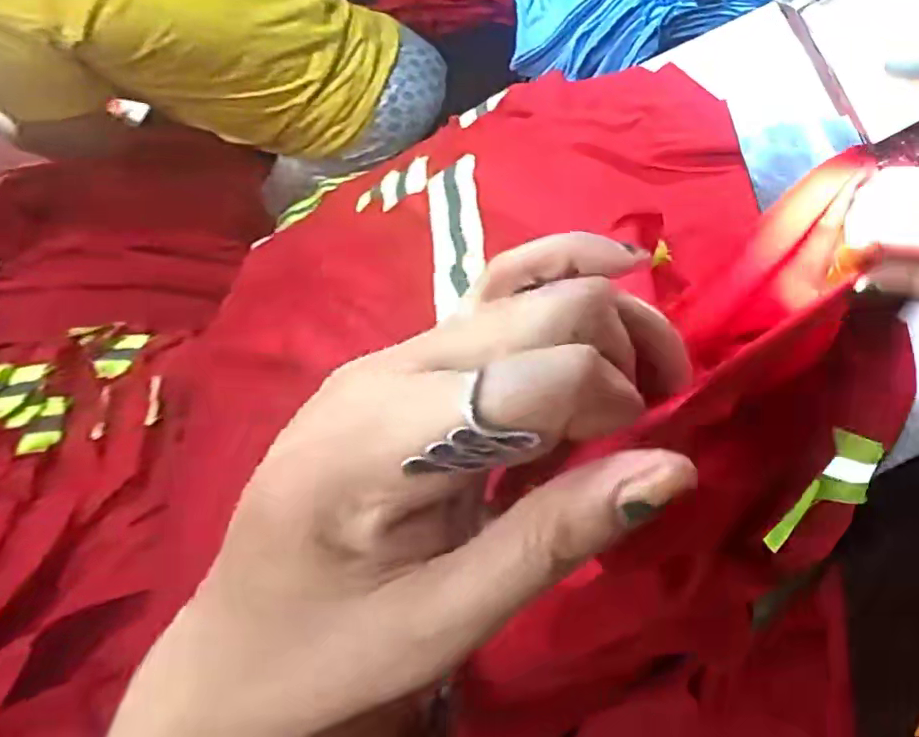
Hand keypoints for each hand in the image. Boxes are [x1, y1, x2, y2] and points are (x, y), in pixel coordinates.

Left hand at [111, 234, 697, 736]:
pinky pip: (508, 284)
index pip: (544, 373)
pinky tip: (617, 265)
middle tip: (649, 412)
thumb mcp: (449, 620)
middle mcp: (390, 365)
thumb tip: (678, 467)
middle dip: (627, 348)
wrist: (240, 652)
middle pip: (555, 308)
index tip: (623, 454)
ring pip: (542, 287)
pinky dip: (573, 274)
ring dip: (614, 321)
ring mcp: (402, 347)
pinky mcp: (420, 348)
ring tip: (644, 373)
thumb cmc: (333, 653)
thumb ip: (561, 535)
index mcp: (378, 439)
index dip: (613, 401)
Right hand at [844, 169, 918, 370]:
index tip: (841, 255)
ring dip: (888, 204)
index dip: (861, 235)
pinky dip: (911, 205)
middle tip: (849, 242)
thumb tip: (860, 275)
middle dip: (868, 210)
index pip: (895, 220)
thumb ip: (911, 280)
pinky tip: (902, 228)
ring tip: (869, 234)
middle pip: (902, 189)